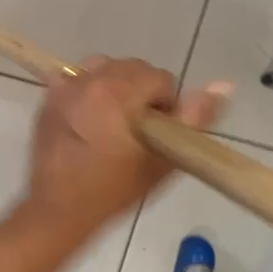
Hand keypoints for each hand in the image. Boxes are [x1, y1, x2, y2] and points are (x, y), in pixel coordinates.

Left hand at [26, 57, 228, 229]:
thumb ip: (193, 118)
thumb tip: (224, 85)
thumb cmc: (115, 186)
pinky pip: (75, 78)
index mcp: (119, 91)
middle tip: (139, 126)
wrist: (61, 204)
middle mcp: (90, 81)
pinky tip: (90, 115)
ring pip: (102, 67)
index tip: (158, 130)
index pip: (161, 78)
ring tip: (116, 118)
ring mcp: (64, 88)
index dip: (167, 104)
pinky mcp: (48, 99)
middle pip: (131, 67)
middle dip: (142, 90)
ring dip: (115, 84)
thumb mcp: (163, 158)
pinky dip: (87, 88)